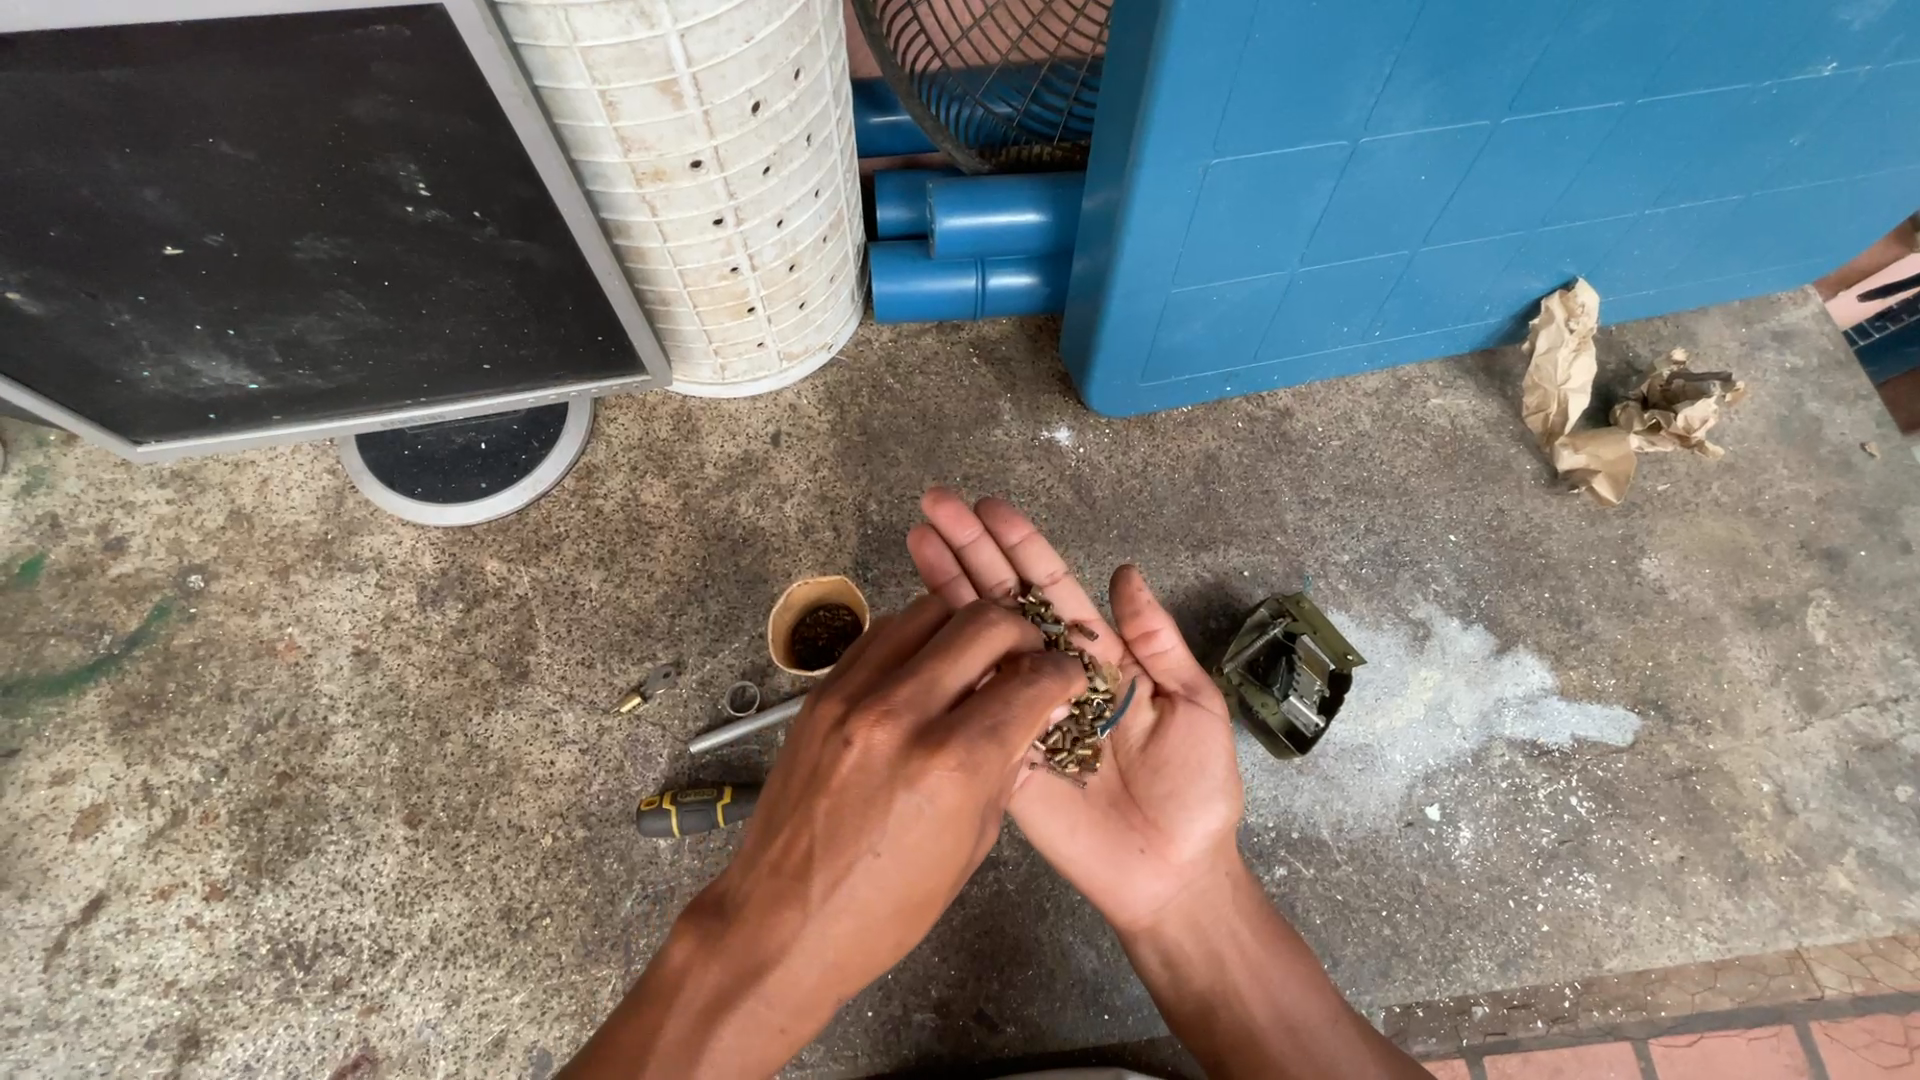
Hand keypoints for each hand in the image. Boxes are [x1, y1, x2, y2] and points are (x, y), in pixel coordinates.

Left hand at [560, 594, 1085, 1079]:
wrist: (781, 921)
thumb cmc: (887, 908)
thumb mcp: (972, 845)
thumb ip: (1007, 764)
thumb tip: (1037, 711)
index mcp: (953, 763)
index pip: (1030, 680)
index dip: (1062, 672)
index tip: (1065, 676)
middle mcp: (904, 712)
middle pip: (983, 622)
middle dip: (1021, 632)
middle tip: (1026, 656)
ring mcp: (854, 694)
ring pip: (928, 610)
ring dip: (966, 624)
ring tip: (976, 655)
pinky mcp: (821, 692)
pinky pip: (881, 634)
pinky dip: (916, 636)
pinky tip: (926, 663)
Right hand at [906, 489, 1244, 932]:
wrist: (1172, 871)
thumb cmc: (1195, 788)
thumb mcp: (1193, 702)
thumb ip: (1156, 638)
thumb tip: (1126, 570)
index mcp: (1096, 653)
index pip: (1051, 586)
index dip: (1021, 546)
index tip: (989, 507)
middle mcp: (1048, 670)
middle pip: (1003, 599)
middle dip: (971, 550)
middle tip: (935, 503)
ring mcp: (1017, 708)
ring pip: (975, 639)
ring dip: (946, 589)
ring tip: (918, 540)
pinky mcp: (998, 750)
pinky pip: (967, 701)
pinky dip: (940, 662)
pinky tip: (915, 620)